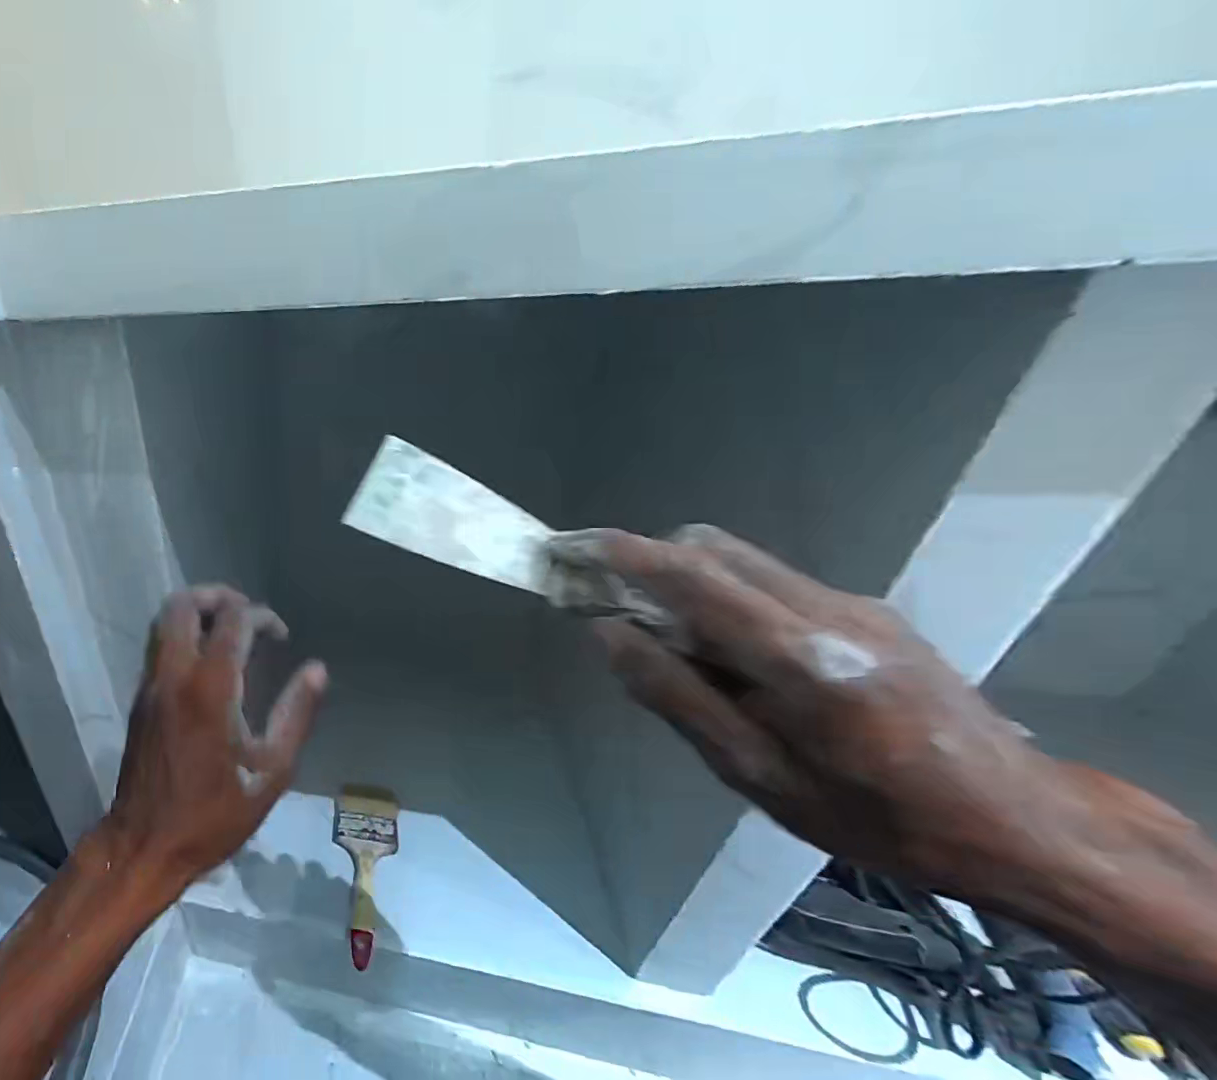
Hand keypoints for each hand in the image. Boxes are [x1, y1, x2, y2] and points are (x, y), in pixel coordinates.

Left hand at [103, 586, 327, 891]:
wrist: (146, 844)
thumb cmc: (215, 813)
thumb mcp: (272, 771)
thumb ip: (296, 713)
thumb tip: (317, 670)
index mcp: (211, 689)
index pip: (233, 620)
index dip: (261, 615)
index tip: (280, 635)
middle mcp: (174, 675)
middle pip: (184, 603)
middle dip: (218, 596)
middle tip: (247, 614)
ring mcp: (150, 684)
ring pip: (164, 620)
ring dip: (197, 611)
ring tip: (229, 629)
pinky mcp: (140, 698)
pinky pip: (159, 645)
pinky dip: (183, 633)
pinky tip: (208, 660)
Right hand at [586, 525, 1181, 897]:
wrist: (1024, 824)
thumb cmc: (873, 817)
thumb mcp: (754, 773)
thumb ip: (675, 694)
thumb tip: (607, 632)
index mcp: (801, 660)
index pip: (692, 577)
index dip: (622, 554)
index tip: (570, 547)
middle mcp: (828, 610)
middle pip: (712, 549)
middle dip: (647, 561)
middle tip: (608, 603)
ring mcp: (853, 604)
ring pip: (740, 561)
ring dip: (684, 579)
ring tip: (663, 634)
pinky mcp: (867, 610)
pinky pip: (770, 582)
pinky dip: (723, 596)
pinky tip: (726, 652)